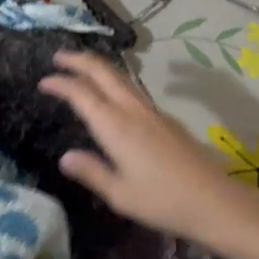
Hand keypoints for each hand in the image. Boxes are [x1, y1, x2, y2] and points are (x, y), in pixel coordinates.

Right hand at [38, 50, 248, 245]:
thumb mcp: (120, 195)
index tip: (43, 81)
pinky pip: (131, 86)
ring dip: (97, 65)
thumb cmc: (163, 201)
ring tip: (81, 66)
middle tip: (58, 57)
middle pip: (101, 71)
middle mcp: (131, 109)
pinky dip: (113, 79)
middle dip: (78, 59)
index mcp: (114, 125)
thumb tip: (65, 156)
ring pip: (119, 75)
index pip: (81, 93)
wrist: (215, 200)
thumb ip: (91, 172)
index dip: (60, 83)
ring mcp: (150, 110)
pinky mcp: (164, 117)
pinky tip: (113, 90)